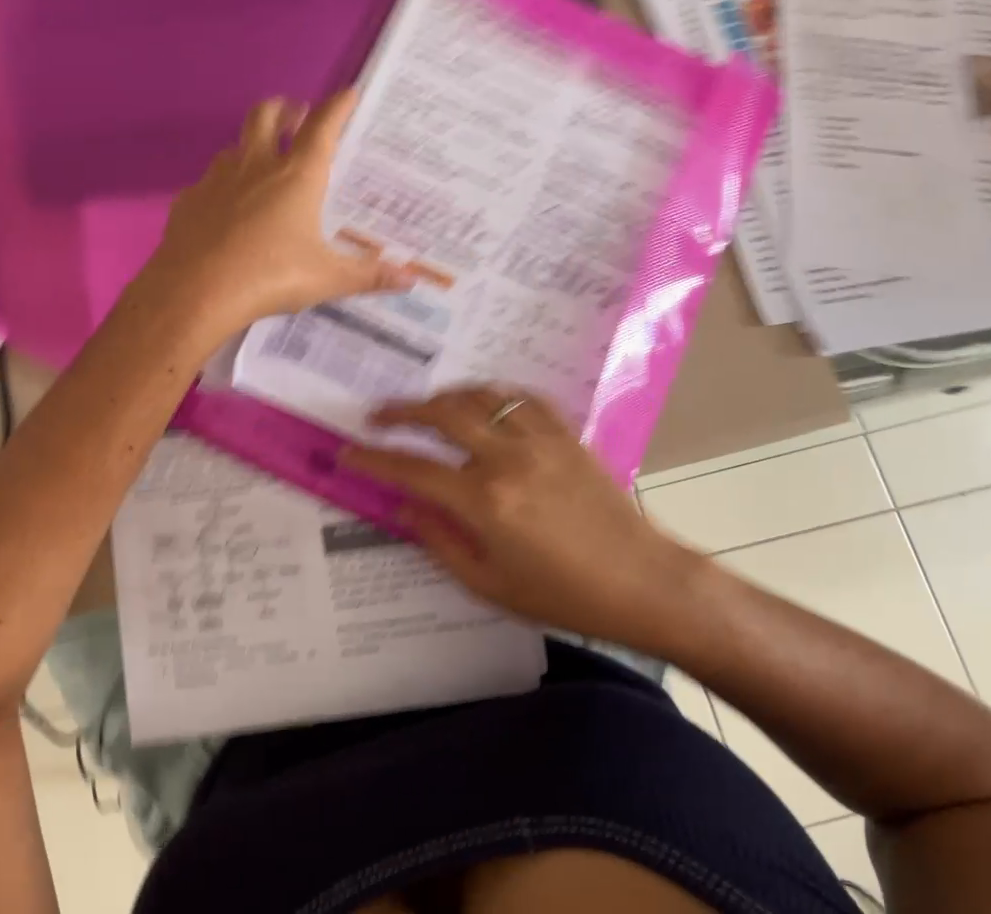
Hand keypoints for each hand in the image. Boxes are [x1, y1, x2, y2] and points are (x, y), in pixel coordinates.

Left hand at [136, 91, 411, 331]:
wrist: (196, 292)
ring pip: (233, 148)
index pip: (322, 126)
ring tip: (261, 169)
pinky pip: (207, 185)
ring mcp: (216, 181)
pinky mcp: (188, 202)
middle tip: (295, 119)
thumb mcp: (327, 279)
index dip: (338, 106)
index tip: (348, 94)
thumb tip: (411, 279)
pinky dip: (220, 190)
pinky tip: (224, 214)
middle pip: (266, 115)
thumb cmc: (270, 277)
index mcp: (297, 176)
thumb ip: (368, 276)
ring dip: (249, 149)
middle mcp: (256, 166)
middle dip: (283, 109)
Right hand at [340, 386, 702, 650]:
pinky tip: (485, 406)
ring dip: (445, 397)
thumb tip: (404, 506)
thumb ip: (438, 541)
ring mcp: (541, 442)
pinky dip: (495, 396)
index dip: (372, 458)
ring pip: (481, 397)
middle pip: (441, 414)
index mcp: (484, 501)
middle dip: (401, 412)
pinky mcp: (567, 436)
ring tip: (426, 409)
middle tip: (377, 417)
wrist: (643, 583)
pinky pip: (523, 399)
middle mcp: (508, 459)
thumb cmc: (562, 595)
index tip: (346, 451)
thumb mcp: (488, 584)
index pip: (411, 468)